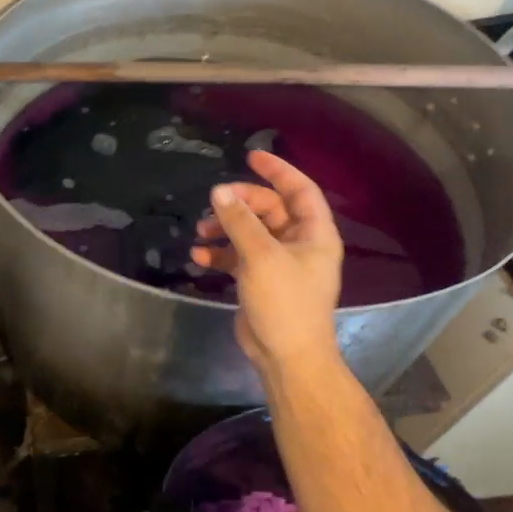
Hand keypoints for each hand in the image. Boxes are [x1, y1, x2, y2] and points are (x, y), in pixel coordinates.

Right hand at [190, 150, 344, 371]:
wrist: (287, 355)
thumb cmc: (285, 302)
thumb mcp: (261, 256)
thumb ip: (239, 221)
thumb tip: (219, 190)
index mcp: (314, 233)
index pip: (300, 190)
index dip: (278, 171)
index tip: (250, 156)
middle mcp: (299, 244)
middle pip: (269, 209)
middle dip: (240, 204)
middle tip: (214, 202)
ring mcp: (279, 263)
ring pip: (250, 232)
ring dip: (225, 228)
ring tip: (200, 231)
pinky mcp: (260, 280)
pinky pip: (237, 256)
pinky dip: (219, 253)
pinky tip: (199, 256)